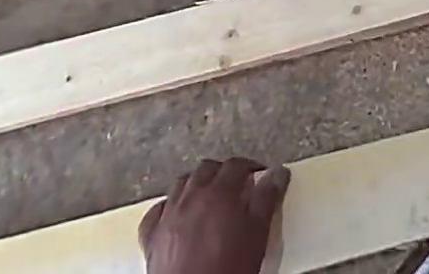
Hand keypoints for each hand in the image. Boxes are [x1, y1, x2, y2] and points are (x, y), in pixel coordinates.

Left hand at [139, 157, 289, 273]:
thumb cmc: (225, 271)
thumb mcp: (258, 233)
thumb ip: (267, 198)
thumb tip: (277, 174)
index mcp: (219, 193)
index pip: (237, 165)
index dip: (251, 166)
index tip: (261, 176)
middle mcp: (191, 198)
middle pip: (207, 168)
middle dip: (223, 171)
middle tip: (237, 183)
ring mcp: (168, 218)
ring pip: (181, 184)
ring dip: (197, 182)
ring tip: (209, 194)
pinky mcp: (151, 239)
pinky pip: (157, 211)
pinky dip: (168, 206)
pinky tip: (177, 212)